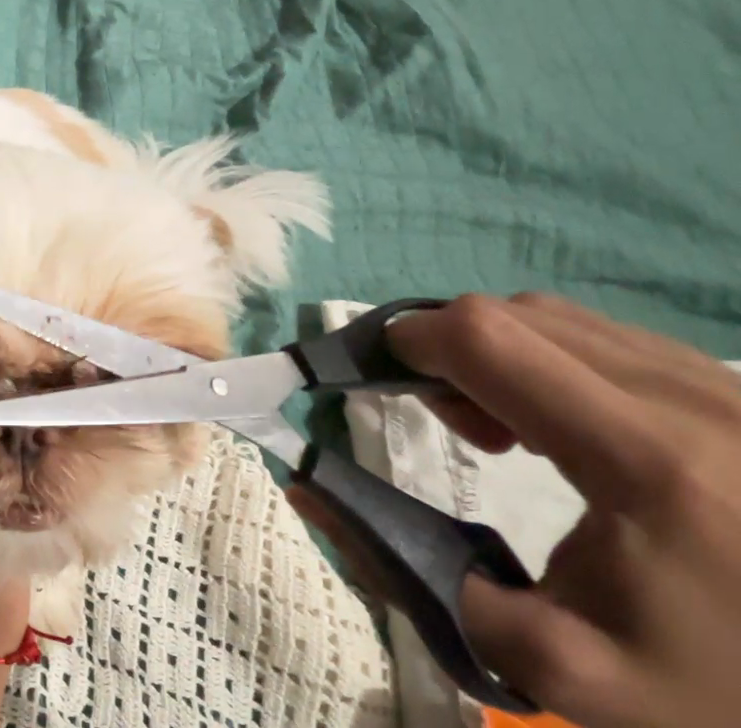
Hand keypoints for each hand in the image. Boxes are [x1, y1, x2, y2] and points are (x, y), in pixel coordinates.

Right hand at [360, 293, 740, 727]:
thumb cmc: (714, 688)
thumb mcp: (545, 660)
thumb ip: (408, 569)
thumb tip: (304, 484)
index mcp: (647, 462)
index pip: (487, 339)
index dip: (405, 340)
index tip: (373, 381)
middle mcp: (698, 402)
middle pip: (514, 314)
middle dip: (446, 350)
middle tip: (445, 422)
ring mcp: (736, 392)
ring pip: (563, 318)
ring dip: (499, 352)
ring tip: (503, 428)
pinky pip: (613, 338)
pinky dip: (554, 359)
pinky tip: (566, 424)